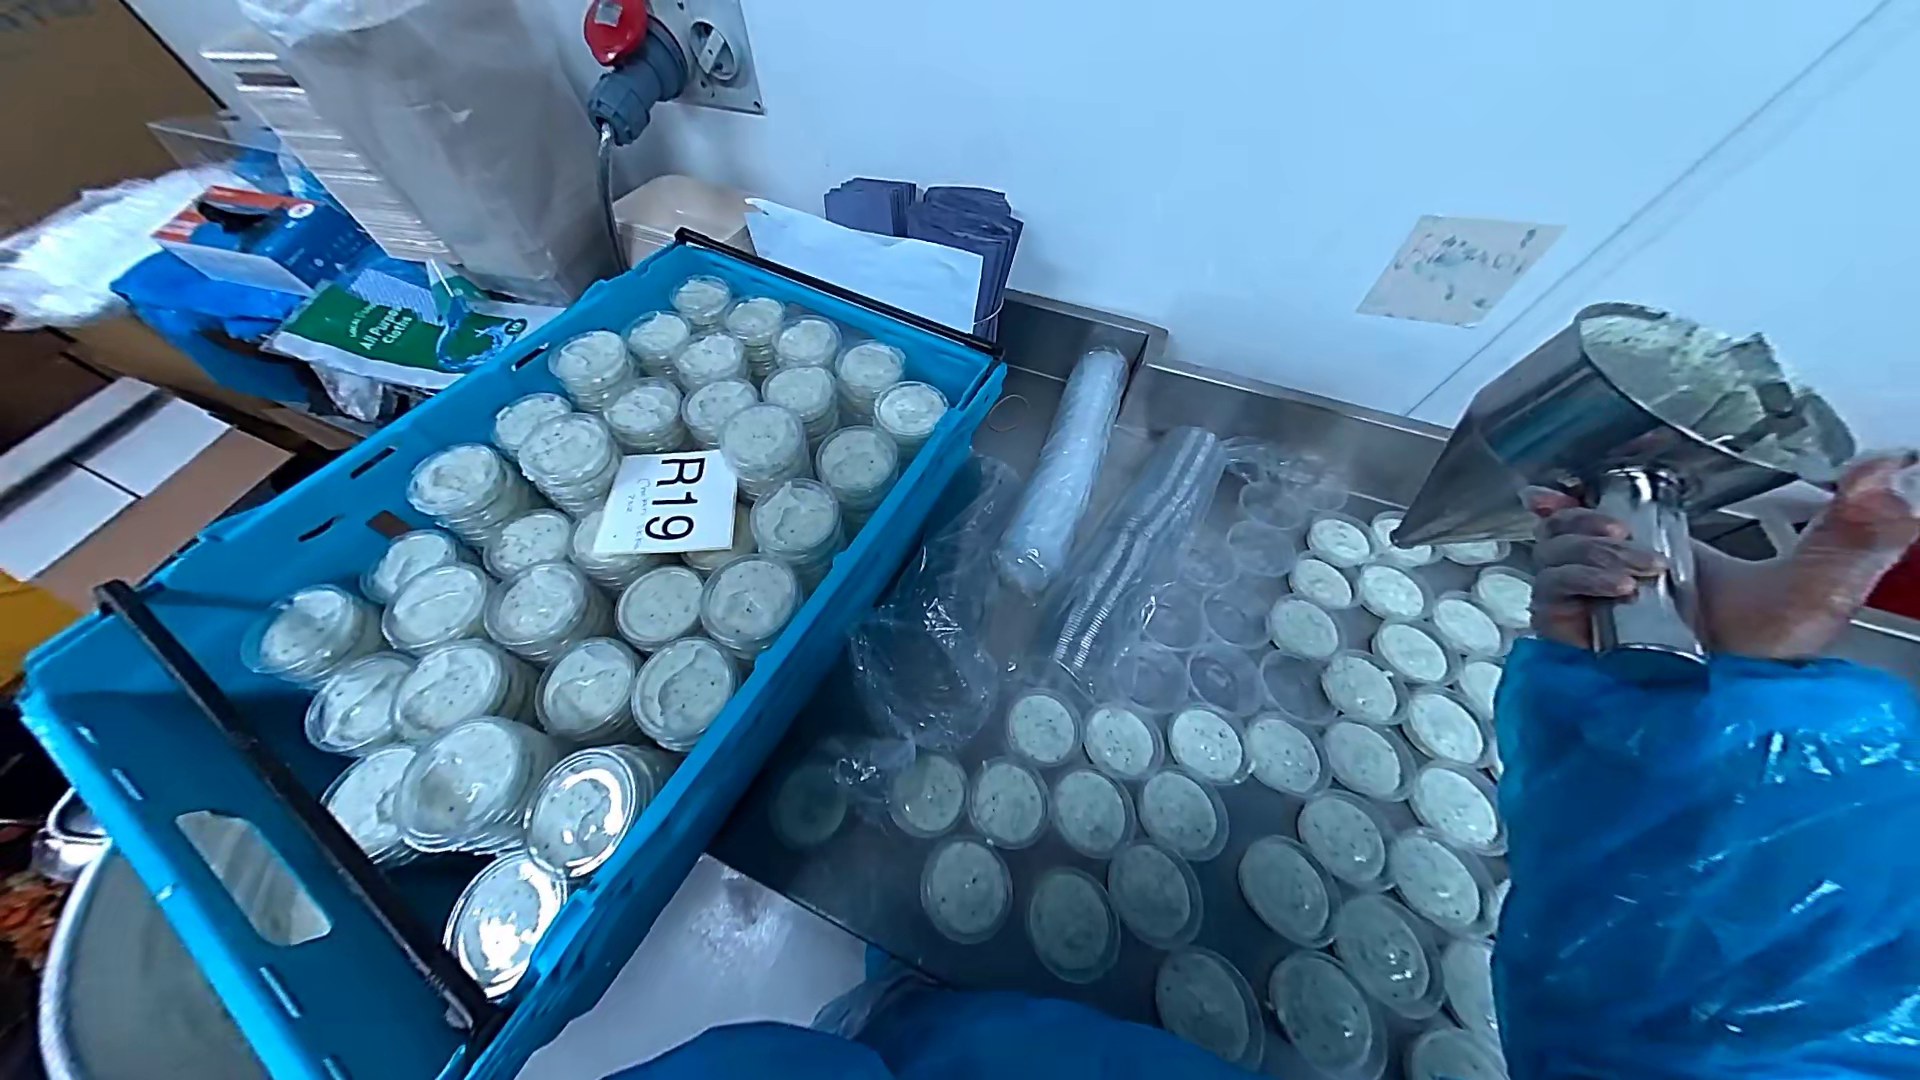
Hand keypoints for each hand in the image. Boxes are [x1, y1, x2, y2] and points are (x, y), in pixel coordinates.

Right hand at [1526, 453, 1919, 657]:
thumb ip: (1856, 529)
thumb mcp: (1819, 582)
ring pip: (1554, 551)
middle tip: (1621, 530)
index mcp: (1650, 551)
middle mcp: (1606, 570)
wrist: (1729, 698)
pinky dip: (1578, 578)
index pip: (1593, 514)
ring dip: (1590, 551)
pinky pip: (1550, 586)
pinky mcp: (1563, 620)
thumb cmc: (1763, 652)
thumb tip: (1884, 468)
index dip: (1569, 499)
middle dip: (1582, 519)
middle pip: (1562, 527)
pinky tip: (1618, 587)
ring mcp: (1581, 595)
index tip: (1563, 490)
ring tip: (1640, 572)